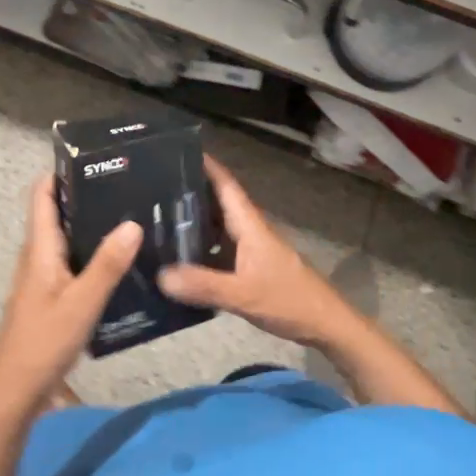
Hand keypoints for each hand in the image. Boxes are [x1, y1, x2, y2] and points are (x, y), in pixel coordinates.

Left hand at [0, 176, 141, 413]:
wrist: (15, 395)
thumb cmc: (44, 343)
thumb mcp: (82, 304)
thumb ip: (107, 264)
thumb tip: (133, 221)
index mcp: (39, 249)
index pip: (41, 194)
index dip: (60, 171)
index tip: (95, 159)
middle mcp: (36, 256)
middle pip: (56, 212)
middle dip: (85, 195)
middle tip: (125, 185)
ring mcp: (40, 278)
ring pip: (65, 238)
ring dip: (90, 225)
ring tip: (130, 215)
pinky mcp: (48, 297)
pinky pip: (70, 261)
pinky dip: (90, 252)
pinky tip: (118, 261)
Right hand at [158, 156, 357, 348]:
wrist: (323, 324)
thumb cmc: (288, 300)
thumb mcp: (243, 295)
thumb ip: (204, 285)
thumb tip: (160, 274)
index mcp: (249, 224)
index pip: (225, 184)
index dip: (205, 164)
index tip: (178, 150)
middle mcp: (248, 230)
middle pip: (216, 202)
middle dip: (189, 192)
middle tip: (152, 187)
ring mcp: (249, 250)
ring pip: (217, 227)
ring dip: (192, 222)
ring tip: (156, 221)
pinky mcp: (249, 268)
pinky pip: (218, 250)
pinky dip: (200, 250)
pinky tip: (179, 261)